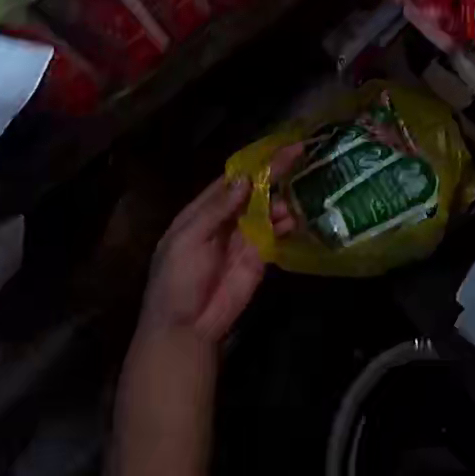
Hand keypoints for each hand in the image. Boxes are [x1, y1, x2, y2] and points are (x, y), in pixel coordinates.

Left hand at [137, 162, 298, 346]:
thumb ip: (216, 210)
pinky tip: (295, 218)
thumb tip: (244, 180)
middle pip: (254, 189)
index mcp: (203, 210)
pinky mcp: (259, 257)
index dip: (252, 163)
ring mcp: (244, 237)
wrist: (185, 329)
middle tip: (298, 153)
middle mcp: (227, 218)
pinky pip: (275, 233)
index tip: (274, 146)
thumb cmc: (176, 280)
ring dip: (281, 199)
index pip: (231, 179)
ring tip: (296, 194)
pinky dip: (287, 224)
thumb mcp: (187, 240)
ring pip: (267, 209)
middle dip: (274, 172)